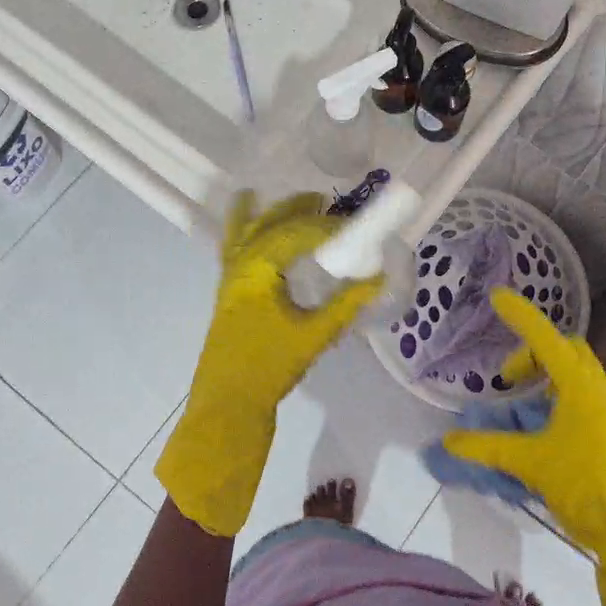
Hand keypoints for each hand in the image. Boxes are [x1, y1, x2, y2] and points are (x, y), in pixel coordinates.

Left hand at [155, 192, 380, 536]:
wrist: (227, 403)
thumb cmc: (268, 368)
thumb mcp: (314, 335)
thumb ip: (346, 304)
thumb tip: (378, 277)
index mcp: (257, 270)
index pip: (297, 234)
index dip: (328, 228)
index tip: (356, 229)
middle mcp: (239, 265)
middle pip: (273, 224)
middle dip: (303, 212)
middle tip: (334, 206)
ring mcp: (229, 277)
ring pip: (252, 230)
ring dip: (278, 214)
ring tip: (305, 202)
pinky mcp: (228, 290)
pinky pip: (235, 245)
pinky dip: (243, 224)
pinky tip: (247, 207)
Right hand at [443, 289, 605, 605]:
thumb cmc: (590, 488)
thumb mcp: (533, 466)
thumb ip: (490, 449)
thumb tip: (448, 442)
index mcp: (584, 390)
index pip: (547, 340)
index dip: (521, 317)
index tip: (497, 296)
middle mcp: (603, 395)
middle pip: (569, 355)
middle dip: (536, 355)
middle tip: (509, 379)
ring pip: (579, 383)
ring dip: (549, 387)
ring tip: (523, 414)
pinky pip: (588, 408)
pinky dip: (562, 410)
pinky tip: (547, 443)